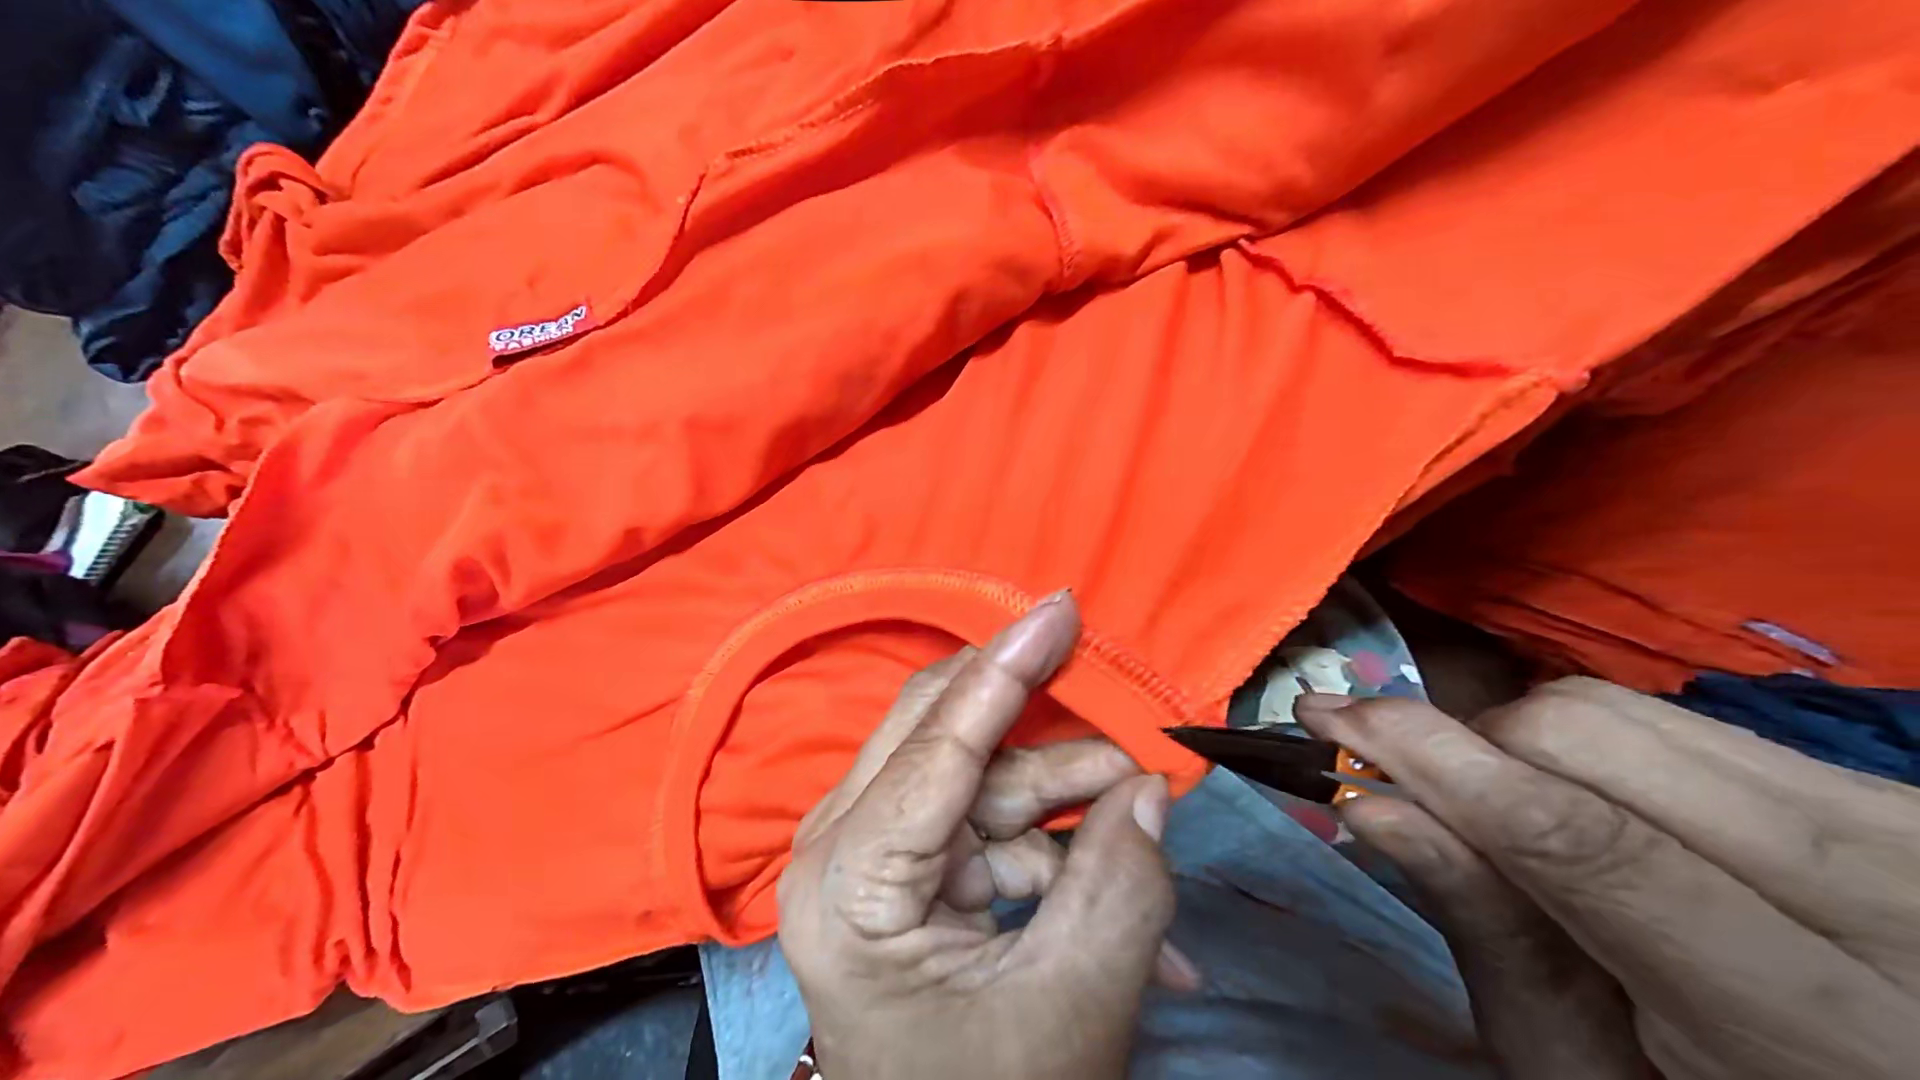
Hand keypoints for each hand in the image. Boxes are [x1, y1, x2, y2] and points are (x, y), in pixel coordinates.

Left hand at [778, 592, 1198, 1078]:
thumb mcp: (1070, 1007)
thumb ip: (1121, 888)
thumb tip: (1148, 792)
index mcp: (851, 880)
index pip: (938, 743)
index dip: (1007, 669)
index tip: (1058, 609)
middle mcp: (845, 846)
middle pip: (947, 736)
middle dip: (1042, 721)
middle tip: (1112, 694)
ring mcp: (877, 854)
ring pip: (983, 780)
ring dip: (1070, 798)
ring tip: (1147, 815)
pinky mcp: (911, 870)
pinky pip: (992, 827)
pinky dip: (1058, 849)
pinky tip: (1127, 902)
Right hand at [1295, 678, 1919, 1079]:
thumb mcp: (1577, 1067)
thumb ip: (1485, 930)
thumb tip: (1371, 805)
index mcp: (1821, 1033)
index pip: (1578, 840)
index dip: (1433, 763)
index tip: (1326, 718)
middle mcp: (1895, 902)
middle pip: (1589, 739)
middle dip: (1465, 745)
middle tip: (1419, 785)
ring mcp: (1904, 828)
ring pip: (1626, 708)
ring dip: (1520, 740)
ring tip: (1508, 804)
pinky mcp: (1885, 792)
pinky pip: (1675, 718)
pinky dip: (1588, 746)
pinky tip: (1592, 804)